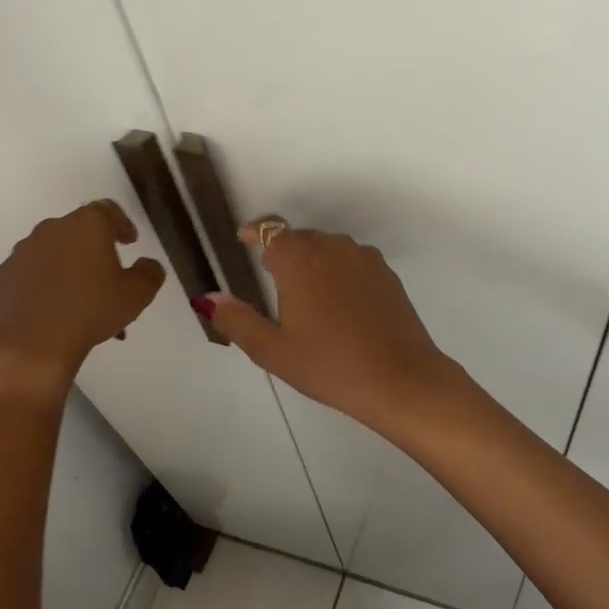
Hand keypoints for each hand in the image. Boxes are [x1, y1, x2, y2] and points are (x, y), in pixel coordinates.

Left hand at [0, 200, 165, 402]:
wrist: (34, 344)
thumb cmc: (92, 310)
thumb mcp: (138, 294)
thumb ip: (150, 272)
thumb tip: (147, 264)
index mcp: (87, 225)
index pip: (108, 210)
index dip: (122, 224)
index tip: (129, 242)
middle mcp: (52, 229)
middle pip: (78, 230)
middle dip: (95, 248)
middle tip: (108, 274)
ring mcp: (23, 251)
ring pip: (54, 251)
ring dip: (69, 266)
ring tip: (81, 299)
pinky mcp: (4, 275)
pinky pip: (32, 271)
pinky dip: (45, 282)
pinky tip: (54, 307)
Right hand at [201, 217, 465, 433]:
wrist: (400, 378)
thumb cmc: (329, 366)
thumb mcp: (273, 350)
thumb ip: (236, 319)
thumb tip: (208, 297)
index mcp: (300, 259)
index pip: (270, 229)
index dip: (255, 232)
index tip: (244, 240)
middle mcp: (333, 248)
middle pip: (301, 237)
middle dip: (284, 251)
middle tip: (272, 278)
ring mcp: (365, 259)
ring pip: (330, 248)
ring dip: (314, 261)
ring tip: (305, 295)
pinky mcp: (388, 276)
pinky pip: (354, 263)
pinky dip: (340, 273)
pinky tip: (339, 306)